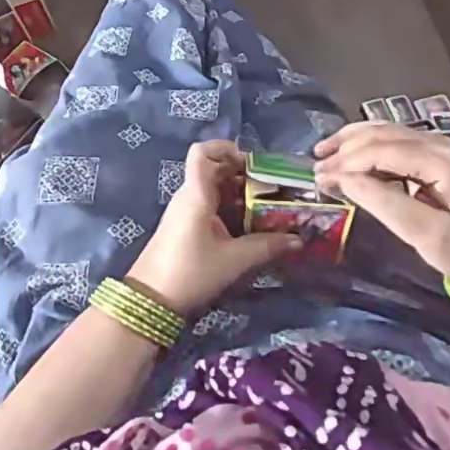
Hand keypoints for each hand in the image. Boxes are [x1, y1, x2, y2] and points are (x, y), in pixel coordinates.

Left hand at [127, 140, 301, 315]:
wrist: (152, 300)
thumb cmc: (191, 272)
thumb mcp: (233, 260)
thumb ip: (266, 246)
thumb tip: (298, 239)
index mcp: (196, 194)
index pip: (202, 152)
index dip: (226, 149)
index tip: (252, 164)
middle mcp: (188, 195)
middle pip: (214, 168)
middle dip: (242, 172)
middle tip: (271, 187)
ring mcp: (185, 209)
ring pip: (213, 186)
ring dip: (238, 191)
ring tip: (266, 206)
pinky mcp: (185, 224)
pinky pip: (209, 203)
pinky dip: (229, 206)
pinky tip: (248, 223)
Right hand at [312, 122, 449, 286]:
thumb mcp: (421, 232)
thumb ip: (382, 202)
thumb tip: (344, 179)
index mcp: (438, 161)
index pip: (381, 150)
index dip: (346, 161)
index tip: (319, 177)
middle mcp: (436, 143)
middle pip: (378, 134)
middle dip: (343, 149)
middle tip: (316, 170)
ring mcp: (433, 144)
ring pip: (381, 130)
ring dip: (349, 141)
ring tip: (322, 156)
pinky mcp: (427, 151)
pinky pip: (388, 137)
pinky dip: (362, 144)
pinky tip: (344, 154)